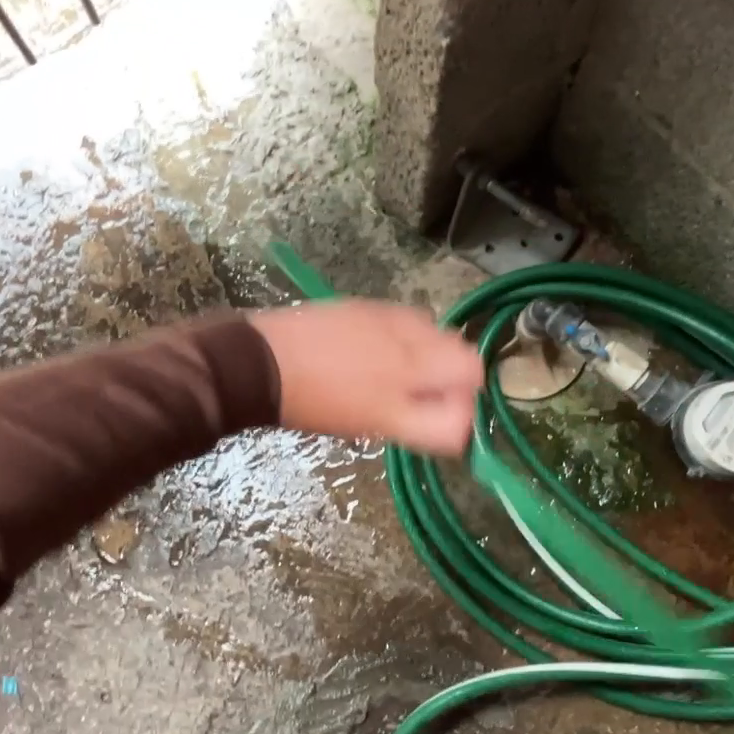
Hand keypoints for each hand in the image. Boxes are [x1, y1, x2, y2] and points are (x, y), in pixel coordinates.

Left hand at [248, 301, 482, 455]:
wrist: (262, 361)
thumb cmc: (305, 406)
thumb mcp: (359, 427)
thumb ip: (407, 420)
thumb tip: (438, 413)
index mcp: (395, 412)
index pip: (458, 424)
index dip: (461, 422)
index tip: (448, 419)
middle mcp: (405, 369)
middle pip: (470, 368)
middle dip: (465, 380)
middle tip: (438, 388)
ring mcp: (396, 331)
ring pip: (450, 338)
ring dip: (444, 353)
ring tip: (415, 364)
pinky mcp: (381, 306)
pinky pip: (421, 319)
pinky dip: (420, 334)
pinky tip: (393, 342)